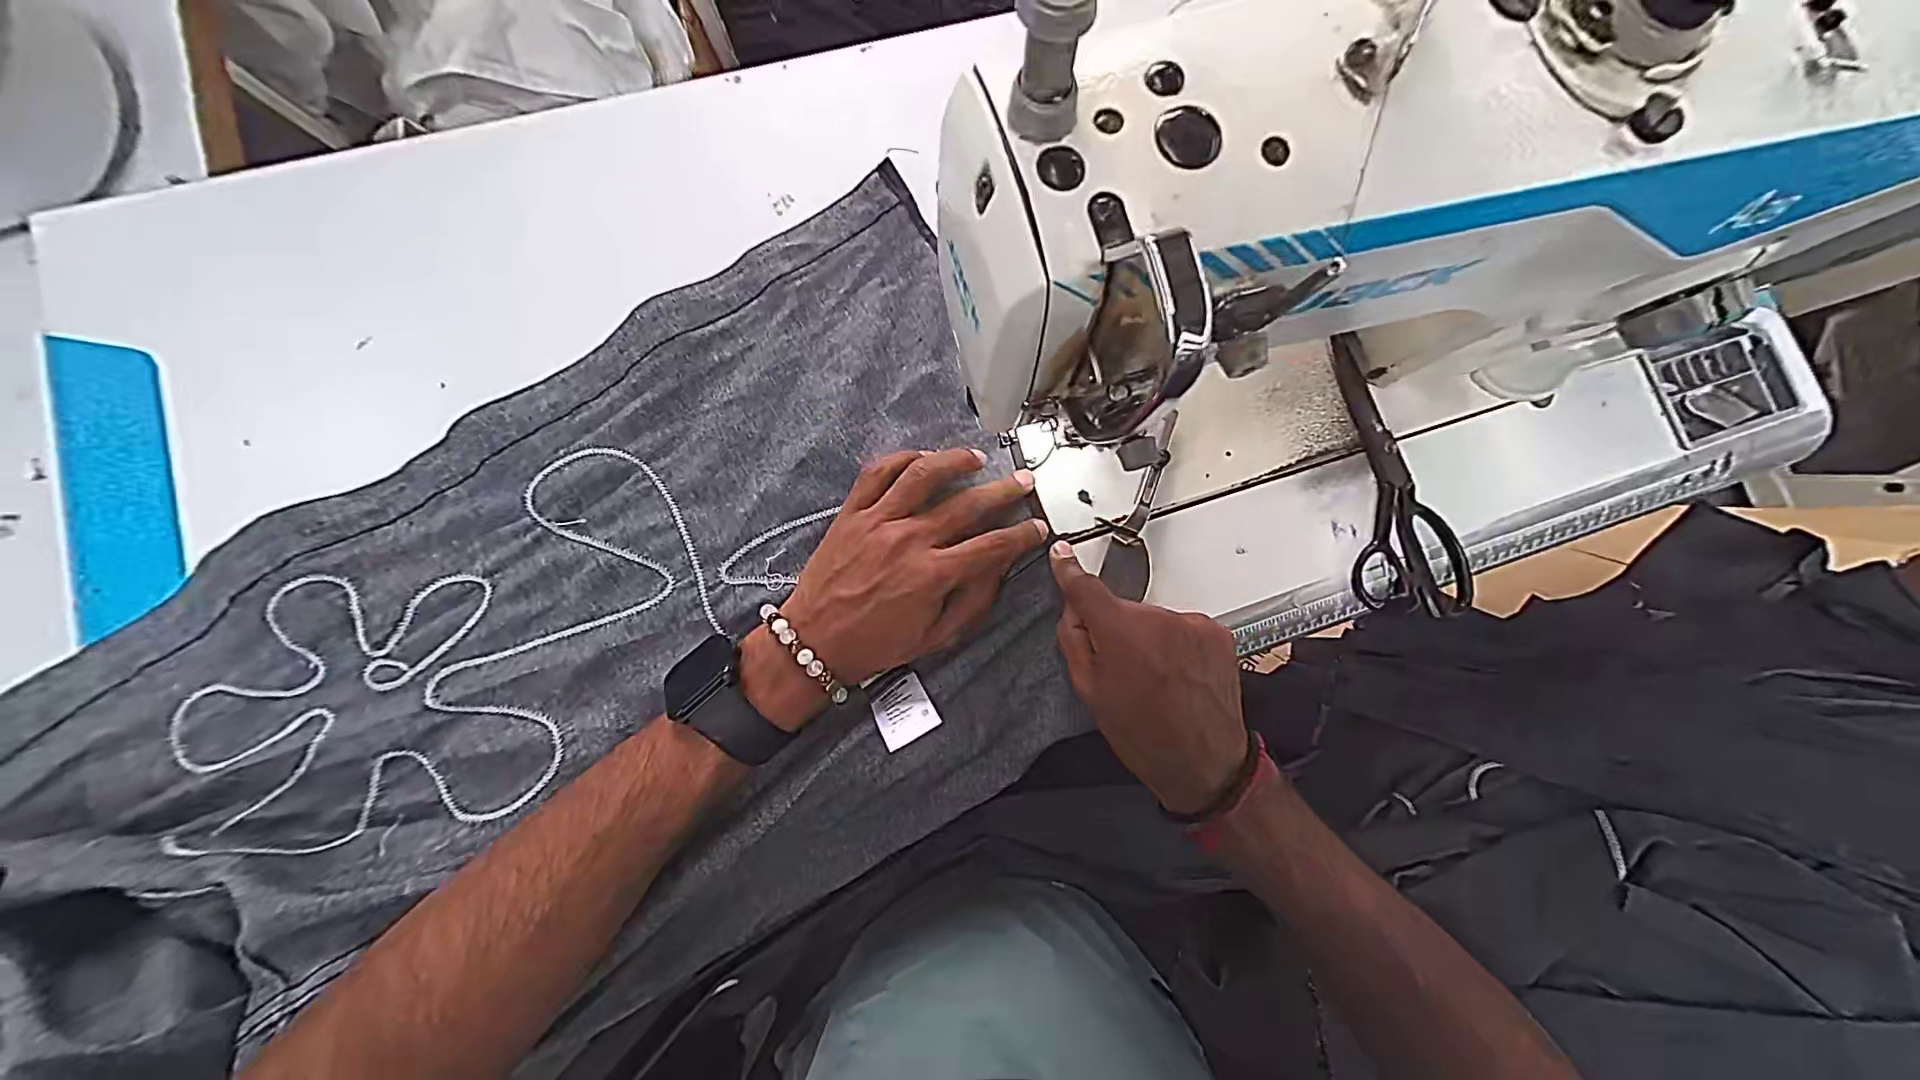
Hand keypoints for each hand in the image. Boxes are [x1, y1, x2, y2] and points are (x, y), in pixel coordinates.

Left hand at [741, 448, 1047, 729]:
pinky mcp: (852, 514)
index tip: (1035, 527)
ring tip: (975, 458)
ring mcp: (877, 522)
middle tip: (1021, 483)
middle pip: (968, 504)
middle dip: (1004, 491)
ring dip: (955, 461)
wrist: (815, 641)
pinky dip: (902, 459)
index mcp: (931, 576)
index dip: (1022, 534)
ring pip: (923, 475)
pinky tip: (921, 458)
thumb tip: (1000, 569)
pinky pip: (877, 473)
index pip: (992, 545)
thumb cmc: (873, 643)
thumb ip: (974, 601)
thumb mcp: (935, 636)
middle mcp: (907, 542)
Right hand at [1049, 541, 1247, 813]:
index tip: (1062, 555)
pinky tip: (1178, 674)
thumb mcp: (1089, 690)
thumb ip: (1074, 640)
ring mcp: (1190, 624)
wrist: (1203, 761)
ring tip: (1157, 677)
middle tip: (1125, 668)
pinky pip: (1181, 626)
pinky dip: (1176, 643)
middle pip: (1123, 608)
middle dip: (1118, 628)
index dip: (1068, 570)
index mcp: (1120, 632)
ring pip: (1154, 618)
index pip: (1085, 586)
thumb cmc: (1147, 735)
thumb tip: (1073, 611)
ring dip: (1150, 638)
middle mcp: (1158, 620)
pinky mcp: (1215, 631)